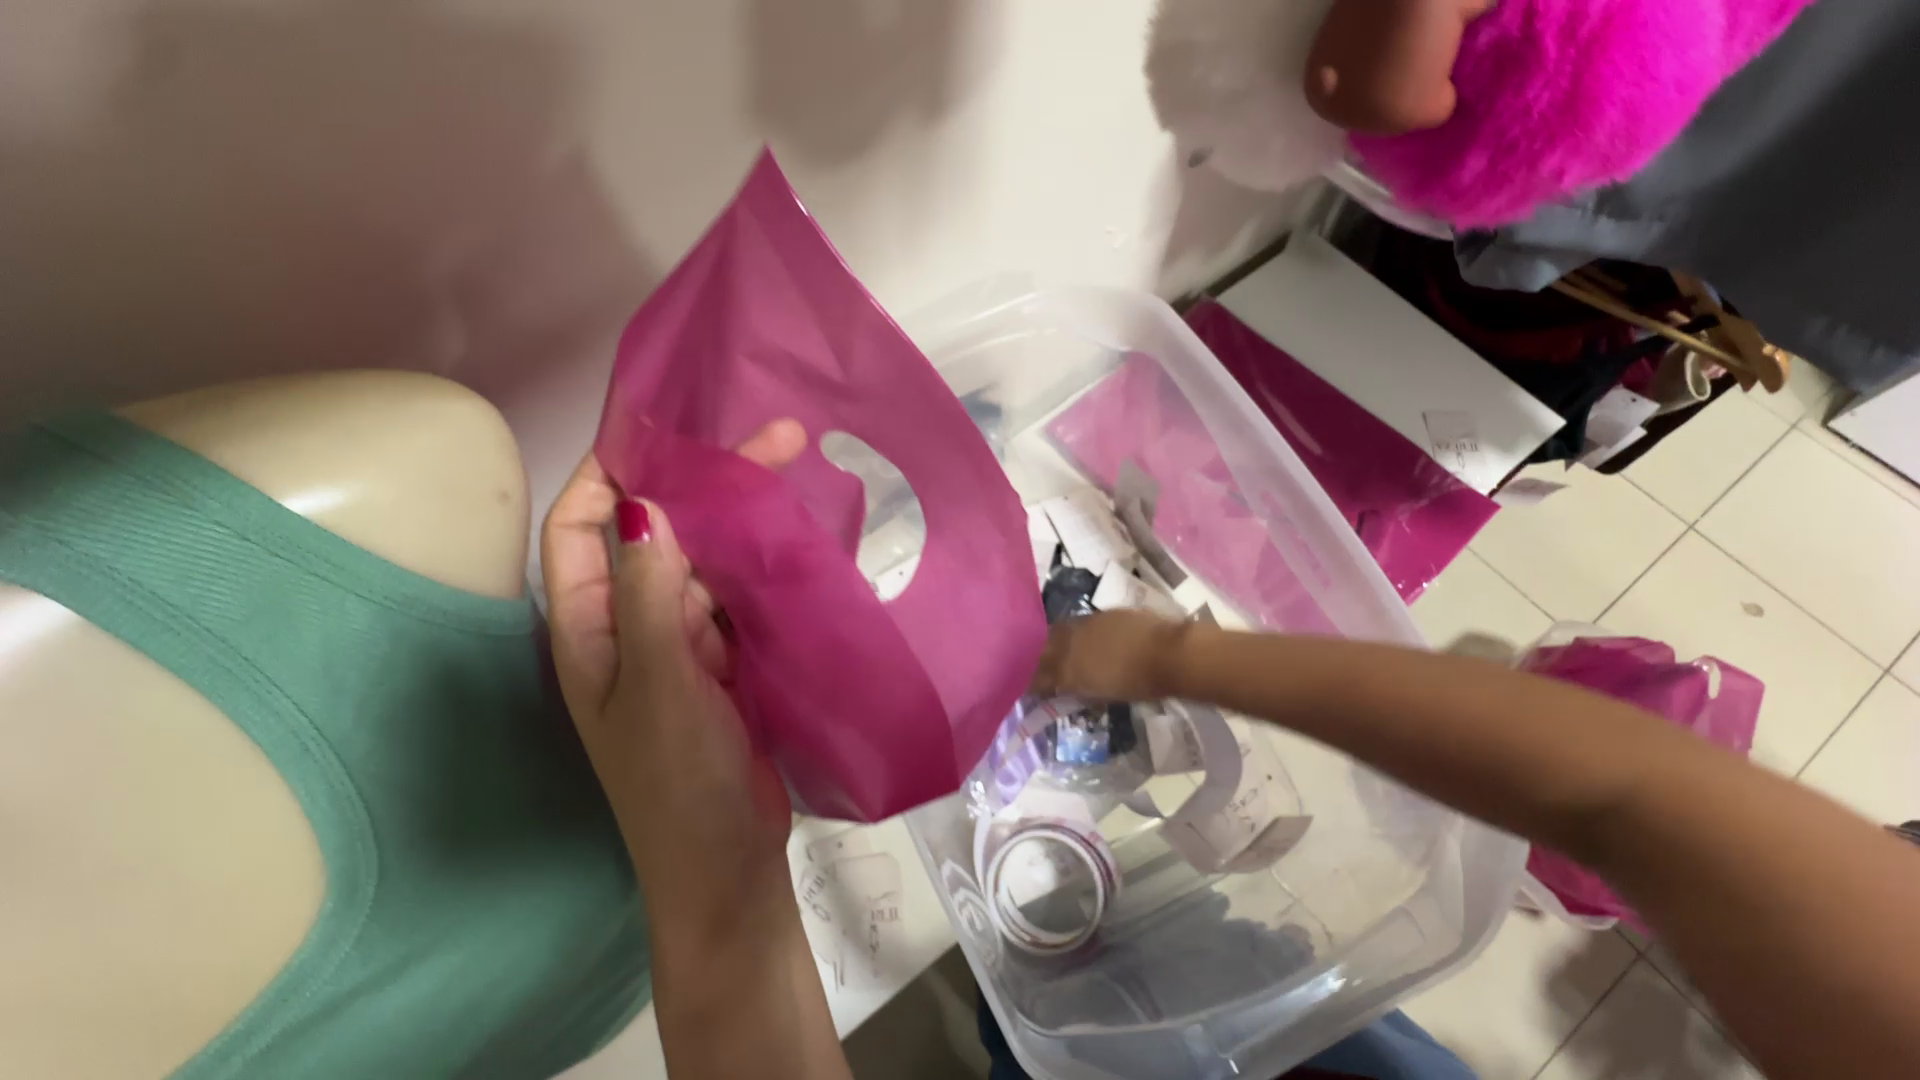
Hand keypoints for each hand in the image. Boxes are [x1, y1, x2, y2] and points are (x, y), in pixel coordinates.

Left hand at [541, 421, 806, 925]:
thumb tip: (639, 505)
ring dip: (742, 524)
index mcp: (589, 630)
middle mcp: (630, 627)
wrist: (727, 866)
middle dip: (705, 486)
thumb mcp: (660, 688)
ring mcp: (683, 645)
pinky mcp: (728, 662)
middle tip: (776, 439)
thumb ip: (649, 598)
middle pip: (657, 536)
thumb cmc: (678, 783)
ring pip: (707, 564)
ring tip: (799, 475)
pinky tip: (802, 538)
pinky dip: (766, 567)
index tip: (664, 428)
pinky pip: (742, 599)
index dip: (609, 473)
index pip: (578, 529)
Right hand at [1031, 609, 1189, 702]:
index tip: (1024, 687)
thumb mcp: (1104, 693)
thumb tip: (1068, 687)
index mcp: (1069, 671)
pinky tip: (1079, 638)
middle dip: (1034, 659)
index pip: (1038, 677)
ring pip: (1056, 632)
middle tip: (1033, 667)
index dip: (1030, 683)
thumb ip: (1082, 688)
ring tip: (1053, 651)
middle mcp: (1069, 645)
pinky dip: (1073, 633)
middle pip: (1041, 650)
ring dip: (1051, 642)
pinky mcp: (1101, 614)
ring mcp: (1085, 625)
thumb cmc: (1142, 685)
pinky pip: (1077, 623)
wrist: (1171, 653)